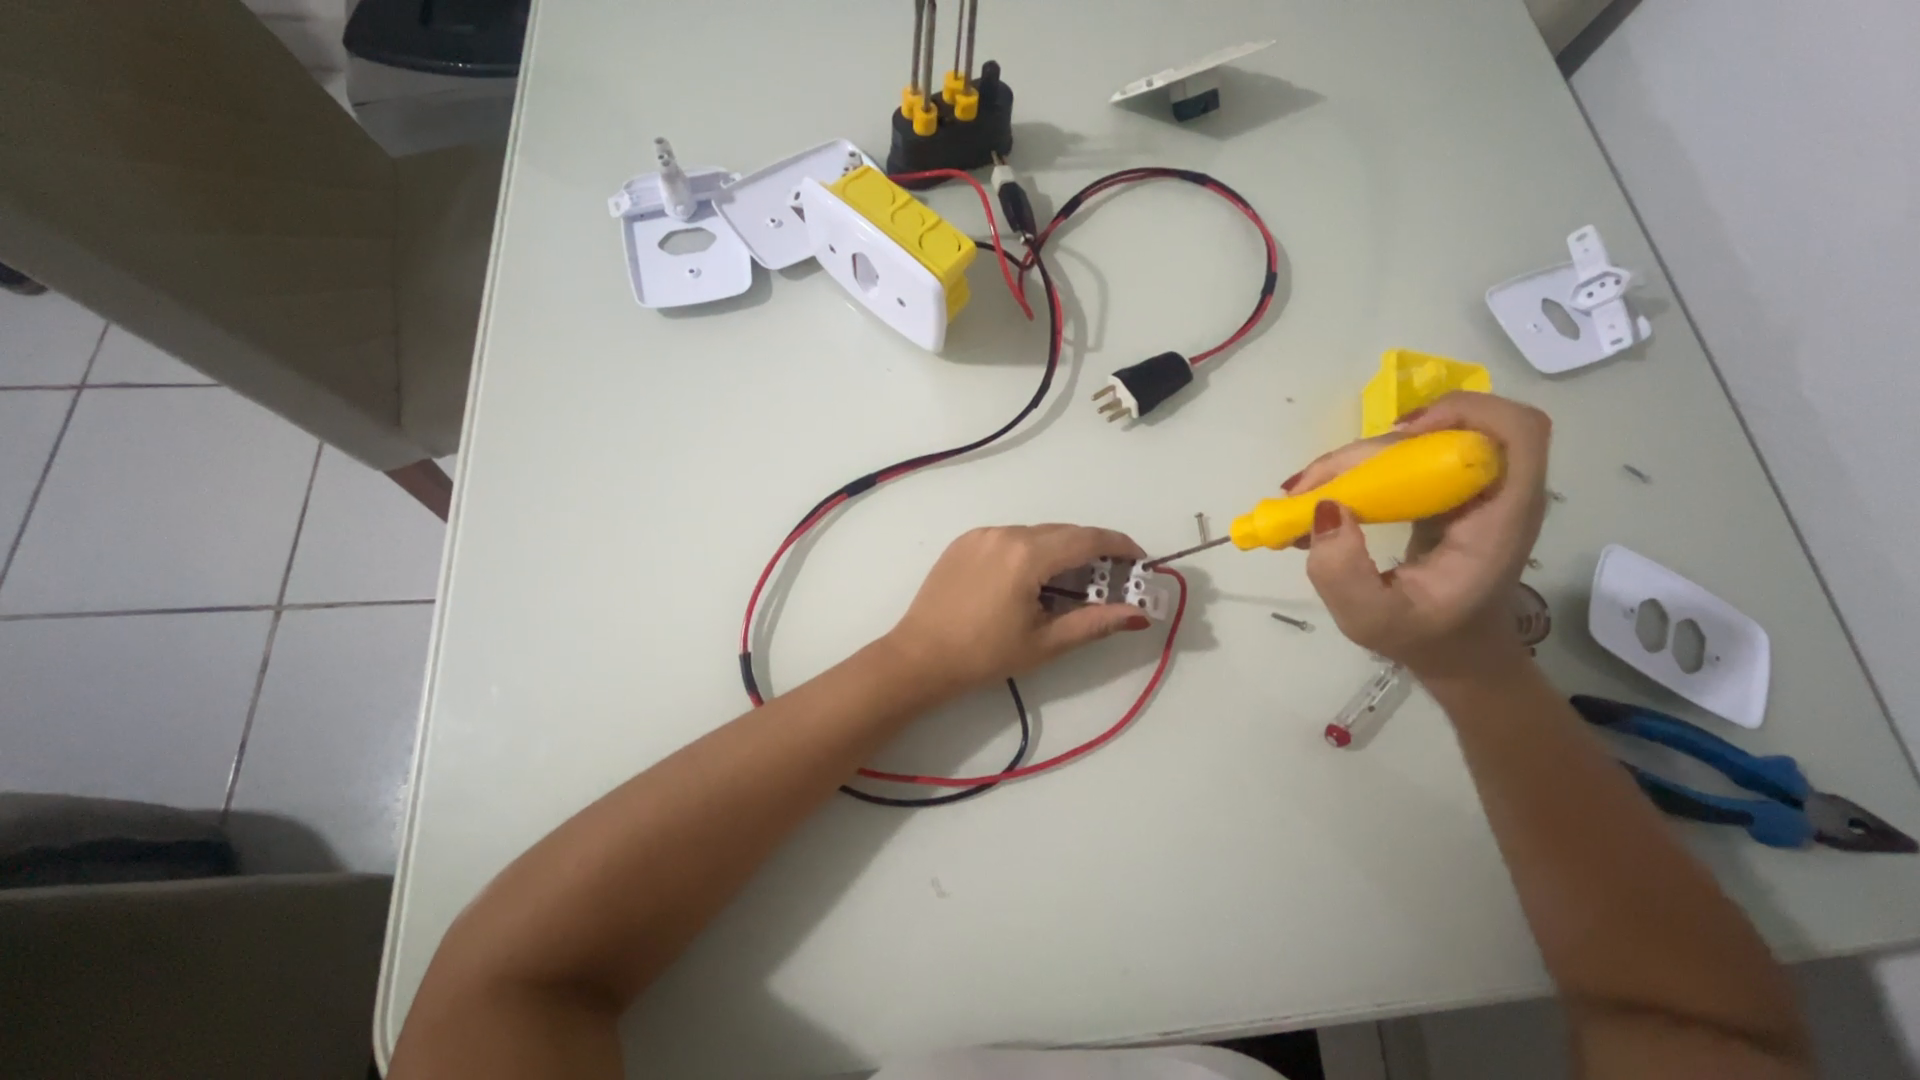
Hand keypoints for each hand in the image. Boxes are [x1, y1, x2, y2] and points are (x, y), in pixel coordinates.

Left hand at [885, 525, 1153, 696]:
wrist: (920, 657)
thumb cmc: (985, 655)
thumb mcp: (1046, 643)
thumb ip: (1096, 622)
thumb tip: (1140, 614)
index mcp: (1027, 555)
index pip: (1087, 539)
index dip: (1119, 547)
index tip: (1139, 561)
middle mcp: (1005, 533)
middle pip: (1063, 533)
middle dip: (1092, 551)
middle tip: (1112, 579)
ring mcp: (981, 534)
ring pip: (1035, 534)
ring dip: (1060, 551)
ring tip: (1072, 584)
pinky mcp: (963, 542)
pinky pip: (1009, 538)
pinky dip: (1030, 552)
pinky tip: (1033, 581)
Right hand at [1286, 392, 1551, 683]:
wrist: (1457, 655)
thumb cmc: (1427, 639)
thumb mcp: (1373, 620)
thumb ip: (1344, 574)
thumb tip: (1326, 508)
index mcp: (1500, 519)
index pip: (1515, 432)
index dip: (1463, 414)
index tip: (1398, 438)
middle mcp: (1495, 492)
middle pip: (1445, 432)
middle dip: (1371, 449)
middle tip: (1311, 486)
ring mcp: (1471, 490)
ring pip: (1418, 442)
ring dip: (1358, 459)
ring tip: (1307, 494)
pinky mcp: (1445, 492)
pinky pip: (1406, 459)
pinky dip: (1361, 469)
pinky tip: (1325, 498)